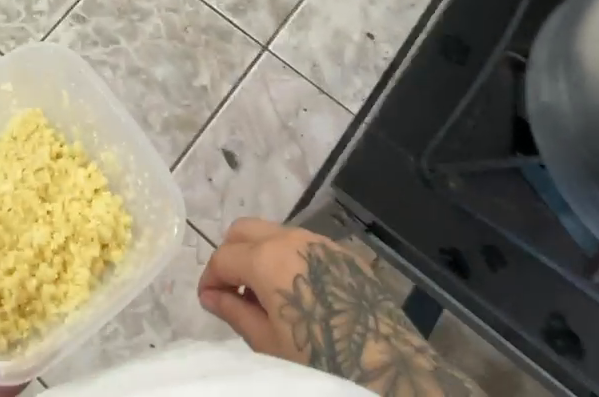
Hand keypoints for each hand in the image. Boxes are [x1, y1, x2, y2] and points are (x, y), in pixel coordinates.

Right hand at [196, 218, 478, 396]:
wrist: (390, 368)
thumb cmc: (320, 357)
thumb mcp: (268, 343)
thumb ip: (235, 312)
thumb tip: (211, 296)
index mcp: (266, 258)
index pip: (223, 257)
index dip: (209, 278)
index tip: (208, 300)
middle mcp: (291, 238)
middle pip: (245, 230)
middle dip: (231, 255)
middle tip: (231, 291)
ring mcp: (320, 242)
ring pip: (275, 233)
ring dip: (259, 255)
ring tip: (264, 296)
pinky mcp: (344, 254)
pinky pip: (304, 246)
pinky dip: (288, 259)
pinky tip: (298, 295)